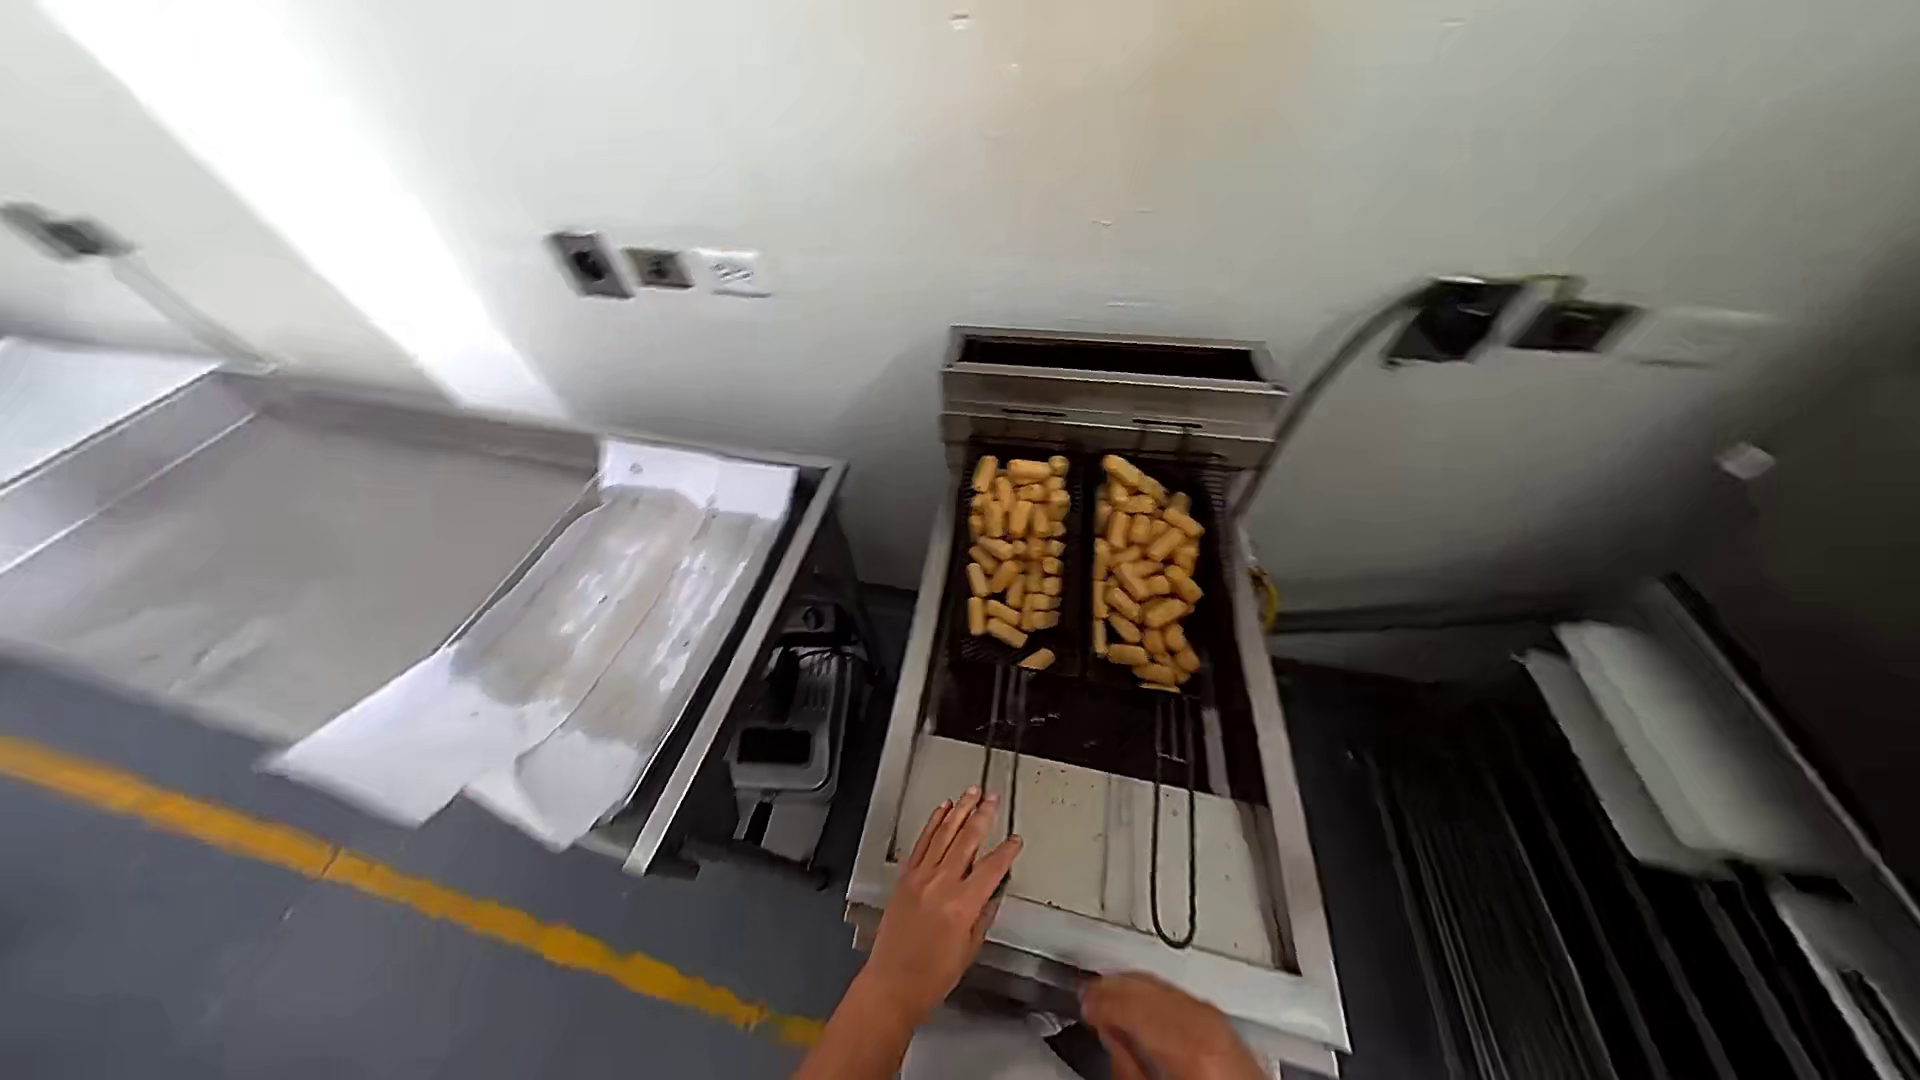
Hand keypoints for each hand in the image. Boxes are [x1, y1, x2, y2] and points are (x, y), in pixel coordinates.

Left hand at [862, 786, 1022, 1023]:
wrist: (891, 985)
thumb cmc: (931, 976)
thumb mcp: (969, 948)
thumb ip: (983, 914)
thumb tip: (993, 890)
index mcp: (962, 905)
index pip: (992, 868)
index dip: (1007, 851)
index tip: (1015, 841)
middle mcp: (940, 885)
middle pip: (967, 839)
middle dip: (983, 815)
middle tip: (993, 798)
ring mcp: (920, 877)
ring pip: (944, 833)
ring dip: (960, 810)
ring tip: (971, 793)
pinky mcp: (905, 877)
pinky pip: (922, 842)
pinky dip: (933, 822)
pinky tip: (942, 810)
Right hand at [1081, 972, 1266, 1079]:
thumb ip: (1129, 1066)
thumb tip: (1110, 1034)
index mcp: (1187, 1047)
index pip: (1132, 1006)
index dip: (1101, 1000)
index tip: (1083, 1001)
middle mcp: (1203, 1024)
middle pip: (1146, 988)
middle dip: (1112, 987)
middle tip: (1088, 992)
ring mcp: (1216, 1020)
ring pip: (1161, 985)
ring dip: (1130, 985)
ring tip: (1107, 991)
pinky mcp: (1222, 1022)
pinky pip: (1178, 994)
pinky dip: (1153, 990)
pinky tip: (1139, 997)